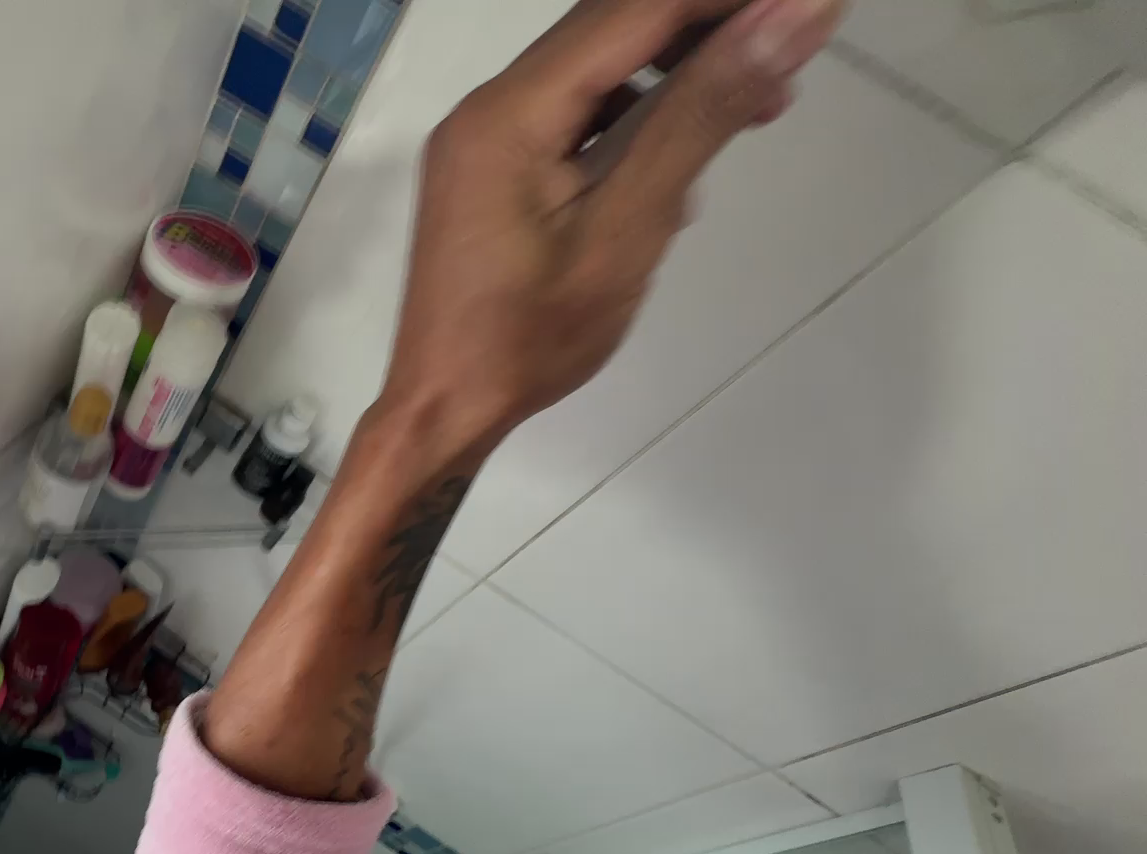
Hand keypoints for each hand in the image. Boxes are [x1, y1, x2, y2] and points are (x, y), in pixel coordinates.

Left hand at [381, 0, 844, 451]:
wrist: (445, 406)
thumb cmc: (527, 340)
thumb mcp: (623, 231)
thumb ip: (699, 116)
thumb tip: (795, 11)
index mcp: (504, 117)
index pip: (635, 10)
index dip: (728, 0)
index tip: (815, 13)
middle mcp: (480, 115)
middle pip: (609, 31)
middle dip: (706, 32)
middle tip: (787, 66)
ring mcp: (475, 150)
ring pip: (590, 80)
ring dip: (671, 85)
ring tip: (748, 117)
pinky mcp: (482, 182)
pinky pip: (565, 128)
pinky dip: (624, 133)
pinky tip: (669, 176)